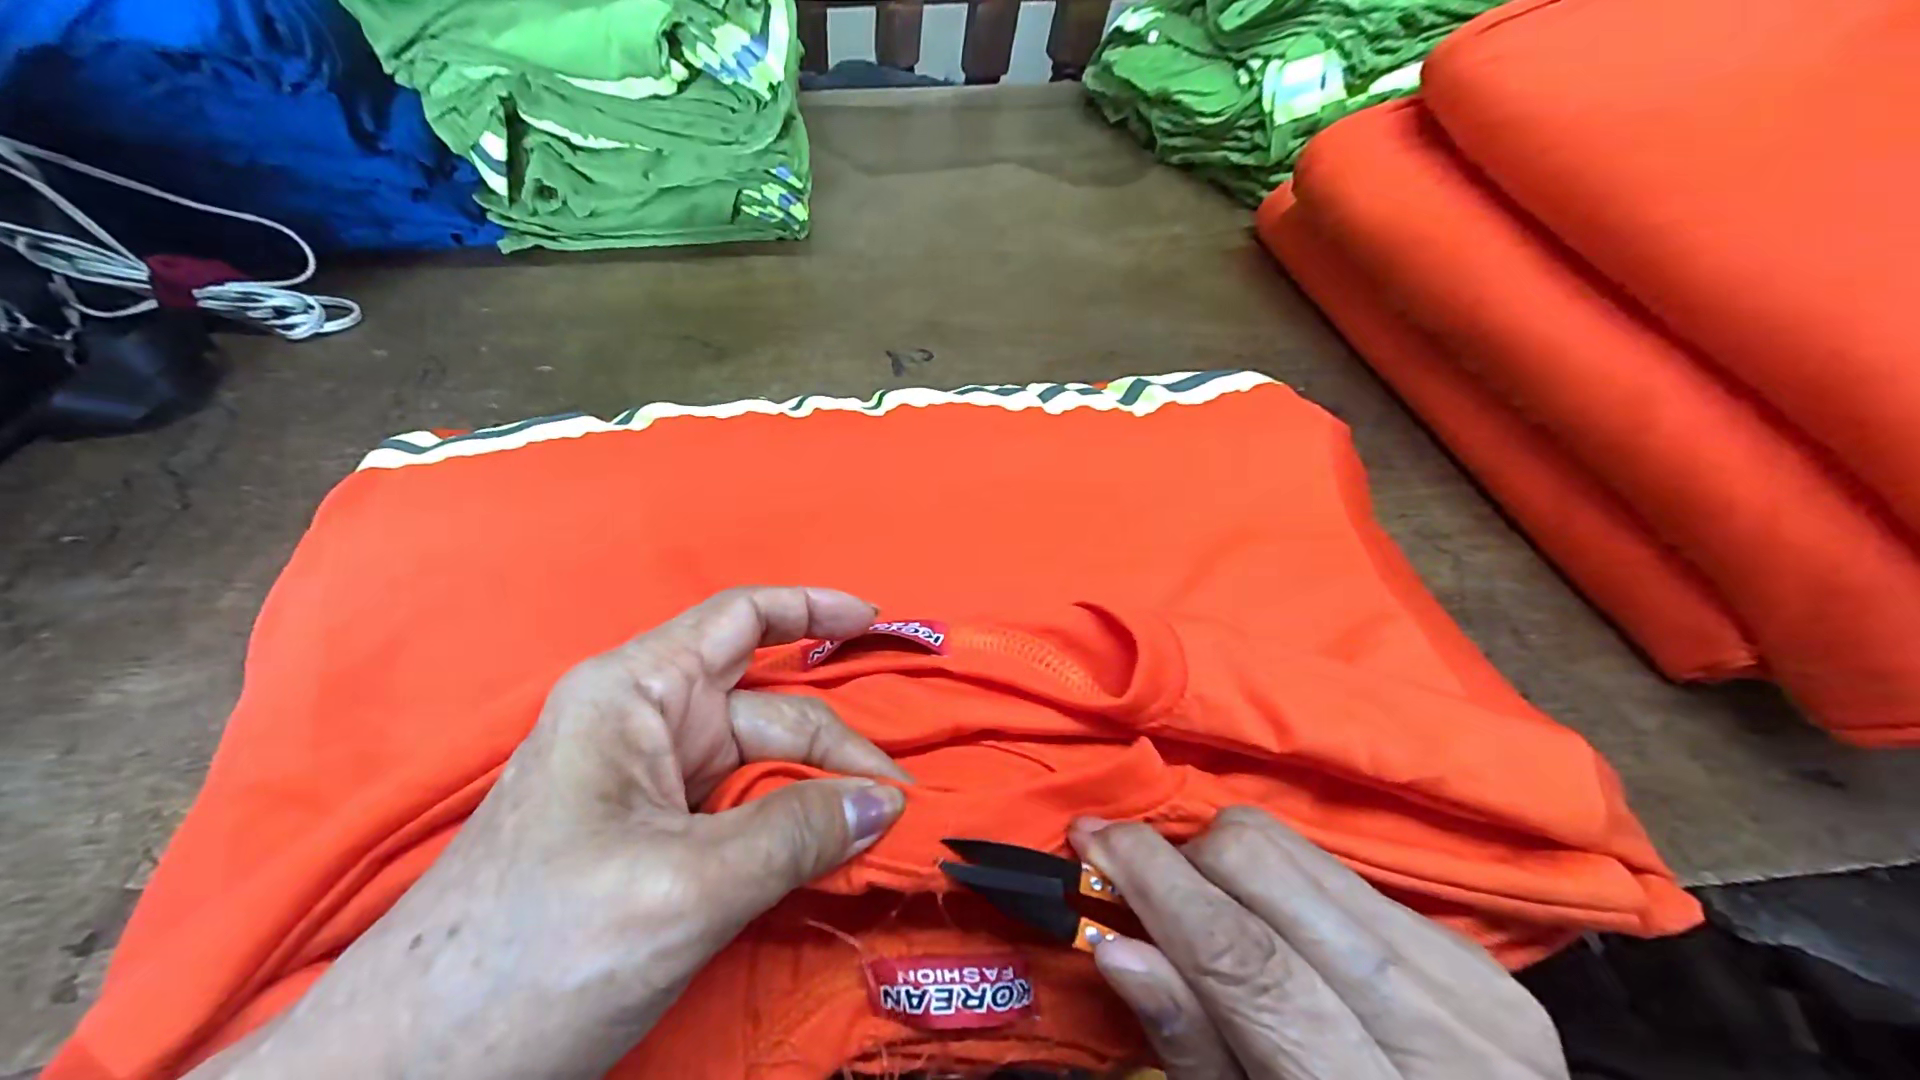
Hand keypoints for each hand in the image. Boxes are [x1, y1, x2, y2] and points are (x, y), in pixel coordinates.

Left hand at [200, 587, 908, 1079]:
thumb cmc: (534, 956)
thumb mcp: (683, 888)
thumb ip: (795, 834)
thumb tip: (885, 803)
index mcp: (635, 695)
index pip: (739, 621)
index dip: (811, 607)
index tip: (874, 619)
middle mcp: (644, 725)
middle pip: (767, 706)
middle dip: (834, 744)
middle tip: (894, 801)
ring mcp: (648, 785)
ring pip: (759, 764)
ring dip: (817, 790)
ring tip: (871, 829)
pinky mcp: (653, 839)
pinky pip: (742, 810)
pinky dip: (790, 823)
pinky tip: (825, 848)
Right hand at [1071, 809, 1567, 1079]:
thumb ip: (1189, 1042)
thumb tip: (1114, 945)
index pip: (1246, 960)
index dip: (1158, 886)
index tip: (1091, 838)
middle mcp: (1438, 1030)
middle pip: (1268, 869)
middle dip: (1185, 856)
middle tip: (1141, 879)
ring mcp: (1467, 982)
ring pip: (1298, 848)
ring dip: (1225, 859)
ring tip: (1202, 898)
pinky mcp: (1474, 954)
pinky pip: (1336, 868)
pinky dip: (1277, 877)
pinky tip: (1270, 919)